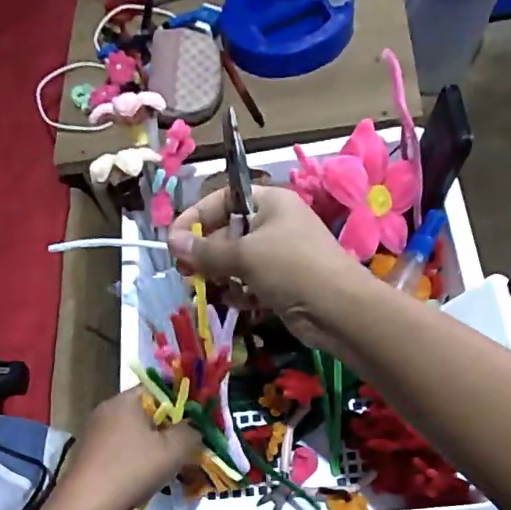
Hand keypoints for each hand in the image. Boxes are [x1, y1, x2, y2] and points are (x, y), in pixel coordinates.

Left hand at [45, 388, 200, 509]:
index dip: (182, 402)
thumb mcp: (175, 450)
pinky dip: (136, 457)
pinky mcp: (89, 453)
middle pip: (147, 410)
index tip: (197, 421)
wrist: (86, 506)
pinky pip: (121, 447)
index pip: (160, 388)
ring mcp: (94, 432)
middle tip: (188, 446)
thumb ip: (192, 432)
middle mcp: (106, 409)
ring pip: (134, 431)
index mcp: (126, 400)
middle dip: (169, 427)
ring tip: (170, 464)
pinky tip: (145, 475)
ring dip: (154, 444)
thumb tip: (195, 428)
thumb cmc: (133, 469)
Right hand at [168, 186, 372, 348]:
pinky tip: (236, 302)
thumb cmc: (292, 268)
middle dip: (206, 253)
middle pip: (228, 233)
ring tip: (209, 289)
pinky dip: (242, 293)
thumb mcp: (244, 255)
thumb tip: (172, 241)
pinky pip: (252, 284)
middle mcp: (276, 225)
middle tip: (186, 272)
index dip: (196, 217)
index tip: (174, 240)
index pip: (223, 200)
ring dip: (222, 276)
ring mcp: (281, 257)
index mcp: (270, 203)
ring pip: (238, 263)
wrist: (338, 310)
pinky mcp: (284, 285)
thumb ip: (206, 250)